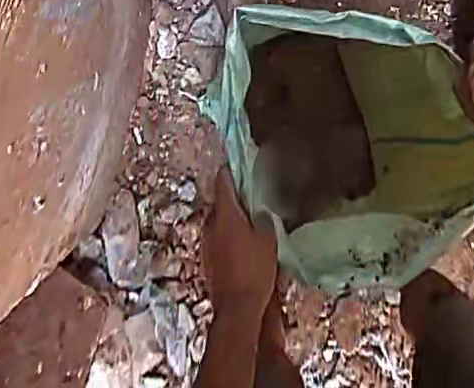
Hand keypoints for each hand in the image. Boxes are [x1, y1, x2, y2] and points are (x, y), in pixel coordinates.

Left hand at [202, 166, 277, 309]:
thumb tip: (260, 210)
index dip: (230, 170)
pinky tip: (240, 244)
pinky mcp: (206, 258)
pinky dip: (226, 235)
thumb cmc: (254, 270)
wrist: (236, 309)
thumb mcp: (268, 240)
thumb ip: (263, 218)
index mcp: (225, 213)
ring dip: (229, 218)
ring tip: (247, 223)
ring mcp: (205, 241)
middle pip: (220, 201)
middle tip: (250, 197)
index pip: (223, 181)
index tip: (238, 164)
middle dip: (233, 198)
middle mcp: (210, 222)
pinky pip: (216, 237)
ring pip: (217, 220)